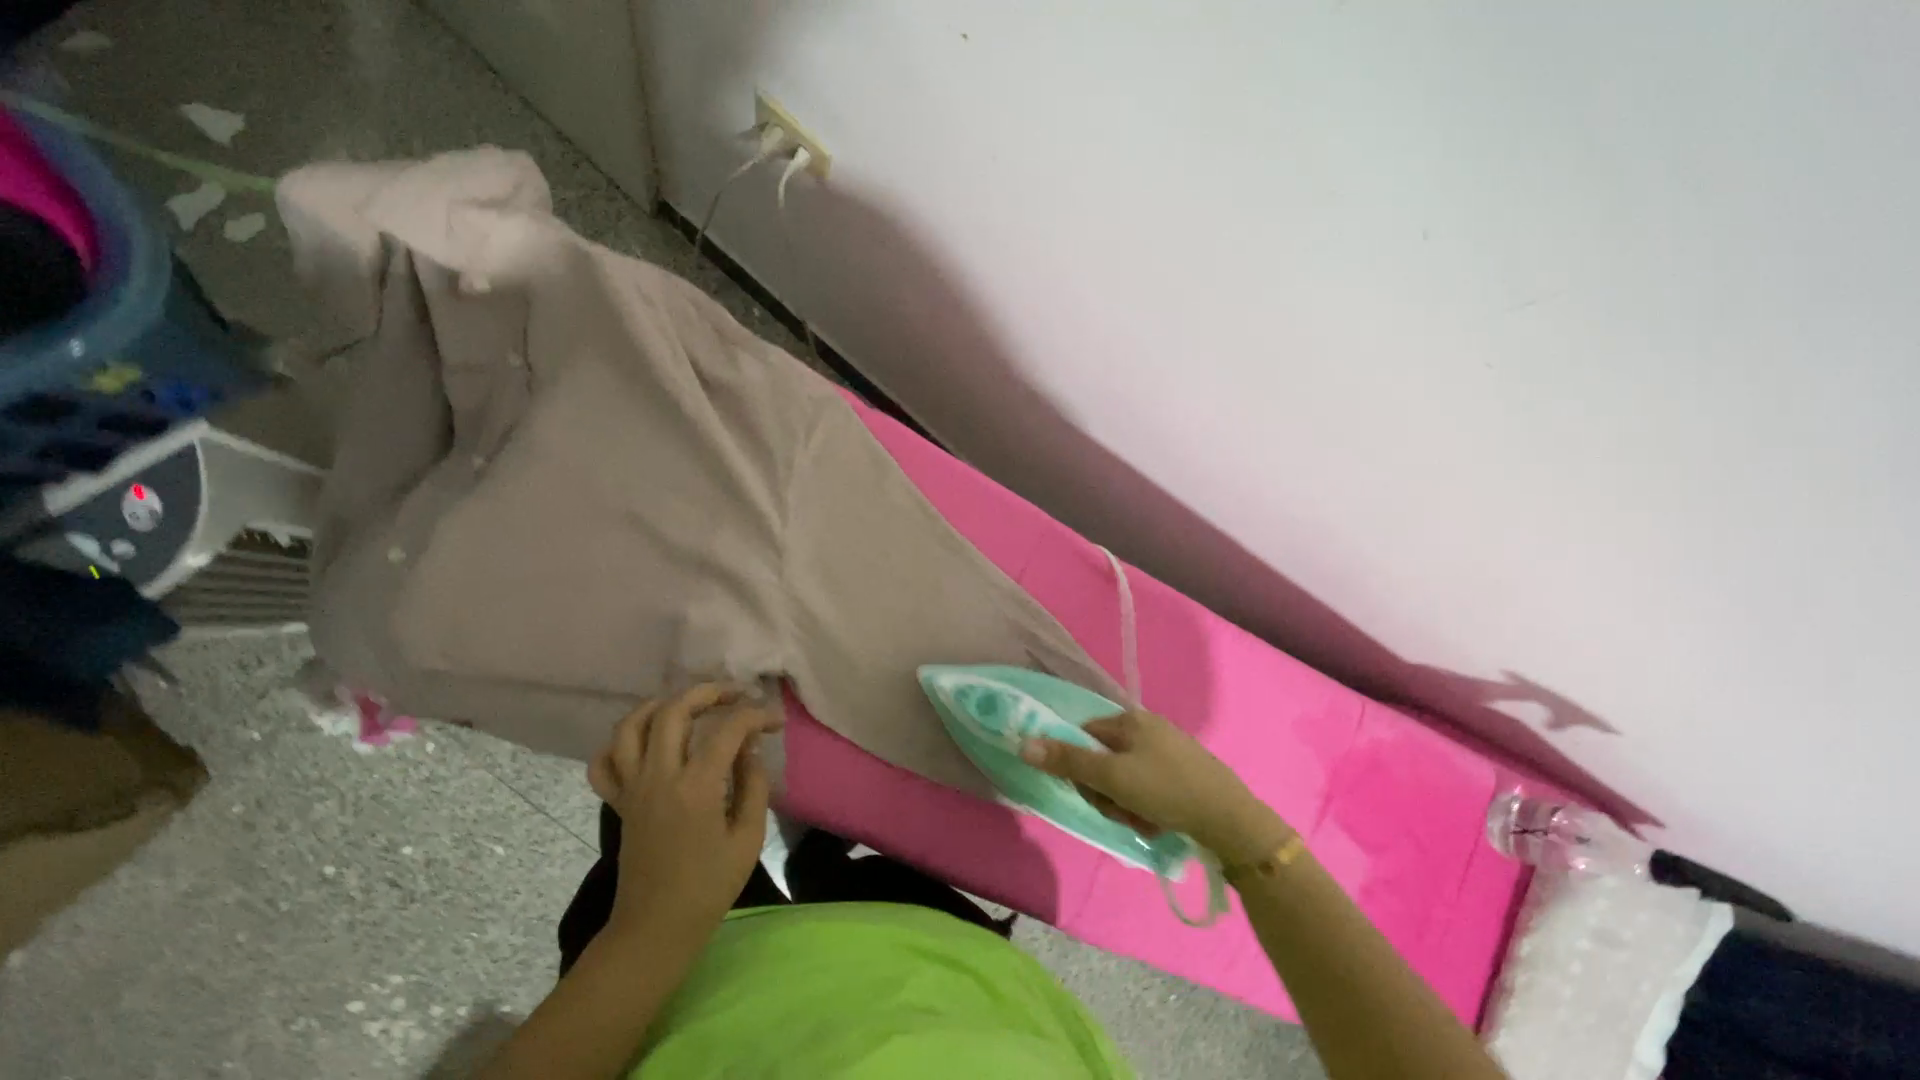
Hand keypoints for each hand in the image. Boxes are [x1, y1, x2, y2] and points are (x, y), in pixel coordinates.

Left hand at [587, 683, 781, 940]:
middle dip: (707, 693)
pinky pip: (604, 762)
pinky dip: (619, 743)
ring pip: (631, 726)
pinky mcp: (617, 802)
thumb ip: (753, 786)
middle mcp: (658, 777)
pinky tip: (643, 742)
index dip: (755, 716)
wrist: (657, 925)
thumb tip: (749, 750)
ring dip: (659, 705)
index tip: (774, 721)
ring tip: (685, 704)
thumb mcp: (748, 838)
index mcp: (696, 787)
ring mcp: (632, 788)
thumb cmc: (710, 887)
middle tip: (734, 695)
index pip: (727, 730)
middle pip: (674, 711)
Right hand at [1020, 709, 1292, 866]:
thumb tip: (1023, 743)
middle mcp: (1148, 729)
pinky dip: (1146, 810)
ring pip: (1123, 781)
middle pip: (1102, 761)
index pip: (1083, 735)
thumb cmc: (1165, 790)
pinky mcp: (1183, 776)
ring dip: (1125, 806)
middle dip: (1105, 792)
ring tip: (1143, 820)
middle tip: (1120, 810)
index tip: (1091, 790)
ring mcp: (1168, 753)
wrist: (1229, 820)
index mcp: (1130, 721)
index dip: (1078, 766)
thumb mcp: (1111, 777)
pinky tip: (1158, 822)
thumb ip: (1068, 761)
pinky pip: (1147, 791)